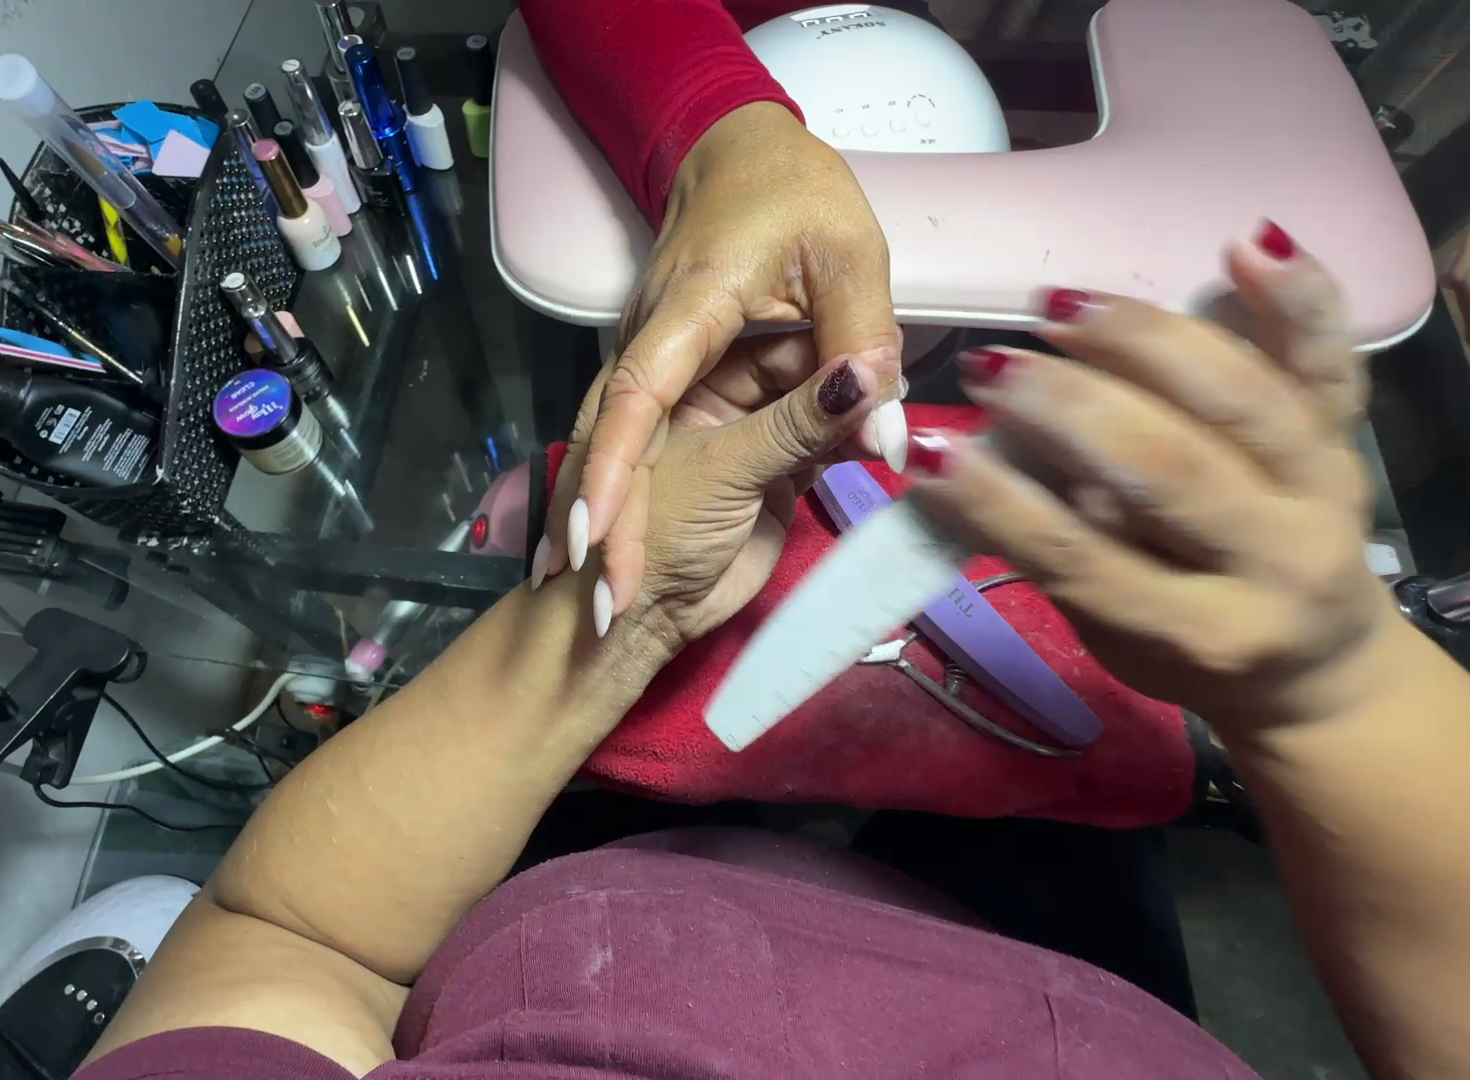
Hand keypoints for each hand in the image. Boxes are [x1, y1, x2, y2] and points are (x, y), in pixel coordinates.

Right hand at [539, 102, 905, 620]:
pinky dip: (613, 492)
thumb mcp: (845, 262)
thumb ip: (864, 346)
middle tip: (592, 597)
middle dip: (589, 522)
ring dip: (595, 517)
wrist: (734, 157)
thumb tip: (888, 443)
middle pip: (611, 440)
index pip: (638, 398)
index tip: (590, 545)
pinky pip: (638, 438)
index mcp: (688, 310)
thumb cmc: (790, 196)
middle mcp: (649, 342)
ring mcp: (645, 360)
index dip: (610, 473)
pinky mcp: (661, 378)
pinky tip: (602, 549)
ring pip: (617, 446)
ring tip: (581, 586)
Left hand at [573, 351, 887, 645]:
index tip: (873, 345)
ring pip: (814, 413)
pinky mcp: (778, 479)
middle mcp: (722, 401)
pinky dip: (850, 447)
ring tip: (894, 416)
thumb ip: (793, 424)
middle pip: (796, 375)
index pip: (763, 347)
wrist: (654, 613)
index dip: (818, 345)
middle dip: (842, 381)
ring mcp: (753, 441)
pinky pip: (822, 450)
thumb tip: (866, 375)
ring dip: (852, 416)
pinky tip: (881, 442)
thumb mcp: (725, 468)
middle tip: (894, 383)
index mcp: (687, 383)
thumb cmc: (664, 531)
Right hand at [905, 223, 1399, 731]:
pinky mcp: (1354, 444)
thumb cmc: (1178, 650)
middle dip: (1065, 409)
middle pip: (1164, 469)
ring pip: (1237, 401)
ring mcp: (1328, 491)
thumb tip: (971, 466)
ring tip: (1060, 306)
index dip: (998, 502)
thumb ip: (1053, 548)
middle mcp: (1279, 560)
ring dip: (1141, 344)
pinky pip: (1330, 364)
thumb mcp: (1105, 628)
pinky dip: (1296, 300)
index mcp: (1200, 628)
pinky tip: (1247, 244)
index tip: (930, 452)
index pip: (1079, 555)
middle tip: (990, 368)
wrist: (1311, 662)